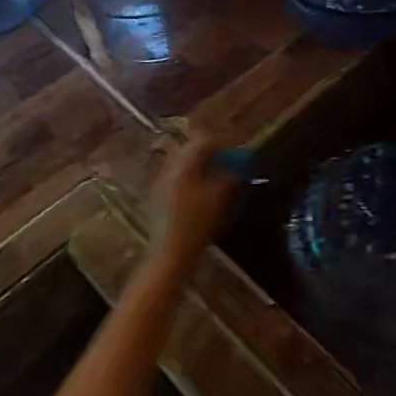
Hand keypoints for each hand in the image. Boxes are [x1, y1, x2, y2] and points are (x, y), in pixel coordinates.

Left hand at [147, 135, 237, 267]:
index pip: (202, 142)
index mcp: (183, 166)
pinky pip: (177, 178)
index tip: (236, 150)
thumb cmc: (197, 224)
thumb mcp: (220, 199)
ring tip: (216, 176)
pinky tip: (202, 192)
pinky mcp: (159, 198)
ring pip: (182, 164)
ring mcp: (161, 184)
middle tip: (227, 161)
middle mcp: (168, 170)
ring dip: (200, 165)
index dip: (222, 143)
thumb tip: (236, 170)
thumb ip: (229, 179)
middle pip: (189, 150)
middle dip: (209, 153)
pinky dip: (192, 177)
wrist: (170, 253)